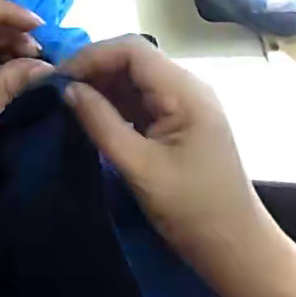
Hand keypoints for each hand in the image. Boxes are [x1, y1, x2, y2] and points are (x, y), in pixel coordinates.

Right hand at [63, 37, 295, 296]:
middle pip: (135, 58)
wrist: (237, 247)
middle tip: (58, 89)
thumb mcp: (141, 169)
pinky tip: (94, 113)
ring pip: (137, 76)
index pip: (133, 50)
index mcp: (184, 89)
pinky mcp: (181, 118)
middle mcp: (187, 84)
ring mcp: (186, 100)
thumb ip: (103, 124)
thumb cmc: (193, 209)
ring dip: (104, 83)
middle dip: (96, 67)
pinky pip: (144, 96)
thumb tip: (69, 90)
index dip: (93, 55)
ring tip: (69, 100)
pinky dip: (117, 100)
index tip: (59, 77)